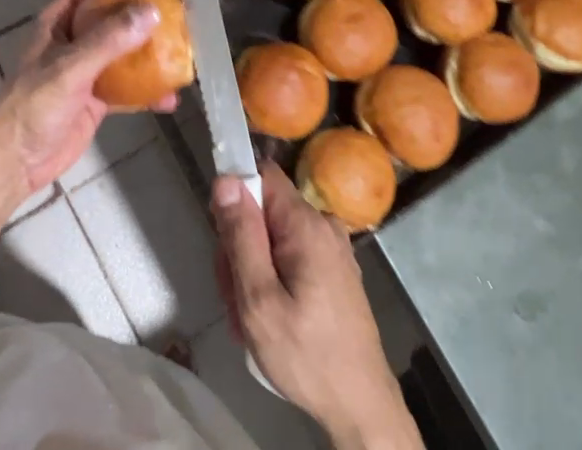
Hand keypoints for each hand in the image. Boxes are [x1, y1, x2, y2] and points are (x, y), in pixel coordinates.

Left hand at [0, 0, 172, 197]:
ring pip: (124, 53)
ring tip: (183, 53)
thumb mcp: (69, 69)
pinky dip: (148, 93)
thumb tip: (151, 11)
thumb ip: (108, 40)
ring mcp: (85, 71)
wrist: (14, 162)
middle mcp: (73, 41)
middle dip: (143, 14)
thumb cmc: (32, 108)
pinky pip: (127, 90)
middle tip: (180, 15)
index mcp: (58, 22)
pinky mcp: (95, 100)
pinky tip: (170, 100)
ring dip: (150, 53)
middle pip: (112, 16)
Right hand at [213, 162, 422, 449]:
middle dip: (238, 246)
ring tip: (250, 316)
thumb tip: (226, 179)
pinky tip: (269, 318)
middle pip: (263, 211)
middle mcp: (323, 227)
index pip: (261, 175)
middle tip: (235, 294)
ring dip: (251, 269)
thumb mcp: (259, 298)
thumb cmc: (305, 355)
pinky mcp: (333, 273)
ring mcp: (332, 250)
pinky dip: (271, 281)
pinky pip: (289, 258)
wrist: (360, 406)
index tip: (221, 233)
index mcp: (306, 226)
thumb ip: (241, 236)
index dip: (233, 194)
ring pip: (272, 238)